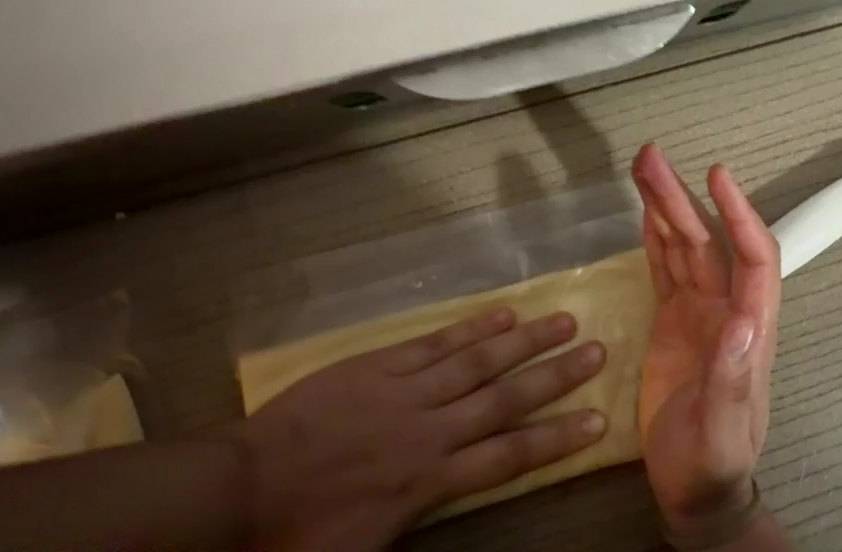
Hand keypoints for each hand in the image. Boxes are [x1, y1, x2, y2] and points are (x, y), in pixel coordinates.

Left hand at [236, 309, 608, 551]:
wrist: (244, 488)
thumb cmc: (304, 531)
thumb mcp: (367, 551)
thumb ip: (417, 524)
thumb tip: (453, 511)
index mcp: (431, 482)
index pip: (510, 456)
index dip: (557, 439)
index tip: (596, 419)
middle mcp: (431, 430)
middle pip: (506, 399)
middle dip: (554, 377)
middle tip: (597, 352)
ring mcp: (407, 391)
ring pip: (477, 361)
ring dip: (524, 341)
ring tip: (562, 321)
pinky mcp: (381, 364)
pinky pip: (435, 343)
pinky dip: (471, 328)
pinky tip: (500, 314)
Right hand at [633, 143, 781, 535]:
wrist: (693, 488)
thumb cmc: (711, 464)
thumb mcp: (721, 431)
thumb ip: (731, 379)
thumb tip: (742, 319)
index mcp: (748, 328)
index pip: (753, 259)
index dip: (738, 215)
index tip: (717, 175)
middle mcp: (726, 309)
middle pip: (708, 240)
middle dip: (682, 198)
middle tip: (651, 156)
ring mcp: (698, 312)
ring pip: (684, 246)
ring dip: (665, 206)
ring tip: (643, 167)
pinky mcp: (672, 320)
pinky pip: (665, 267)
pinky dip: (654, 236)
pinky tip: (644, 211)